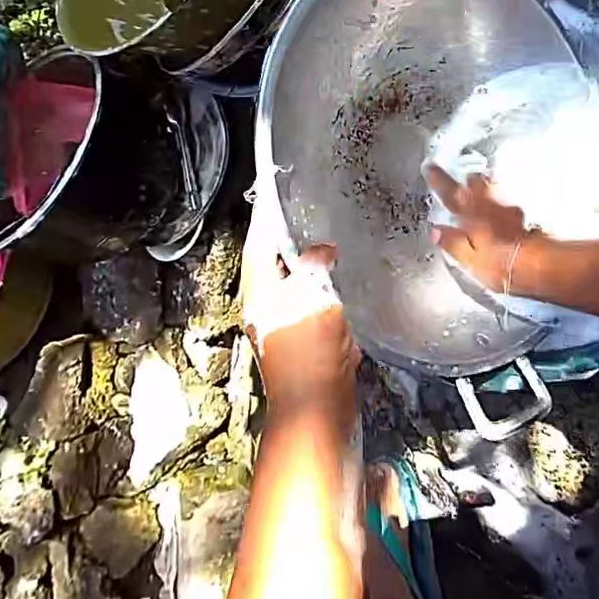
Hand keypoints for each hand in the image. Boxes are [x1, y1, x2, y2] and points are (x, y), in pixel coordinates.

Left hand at [241, 190, 359, 416]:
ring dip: (307, 261)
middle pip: (273, 261)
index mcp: (259, 293)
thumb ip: (314, 266)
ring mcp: (282, 323)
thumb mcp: (314, 298)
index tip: (272, 187)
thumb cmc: (310, 350)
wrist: (318, 410)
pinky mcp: (302, 337)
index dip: (266, 215)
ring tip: (323, 237)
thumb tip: (322, 252)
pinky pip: (310, 300)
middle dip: (286, 235)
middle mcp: (265, 305)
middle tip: (303, 208)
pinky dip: (322, 285)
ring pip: (293, 281)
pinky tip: (339, 277)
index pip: (259, 243)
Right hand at [425, 163, 532, 292]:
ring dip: (485, 190)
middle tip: (461, 180)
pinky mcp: (523, 218)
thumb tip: (436, 231)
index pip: (450, 192)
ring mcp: (509, 210)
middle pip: (476, 184)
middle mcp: (491, 206)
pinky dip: (499, 207)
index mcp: (472, 214)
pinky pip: (506, 206)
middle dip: (467, 180)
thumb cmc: (503, 265)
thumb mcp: (469, 259)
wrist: (541, 265)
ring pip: (493, 191)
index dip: (438, 179)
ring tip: (479, 195)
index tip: (430, 166)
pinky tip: (500, 216)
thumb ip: (451, 242)